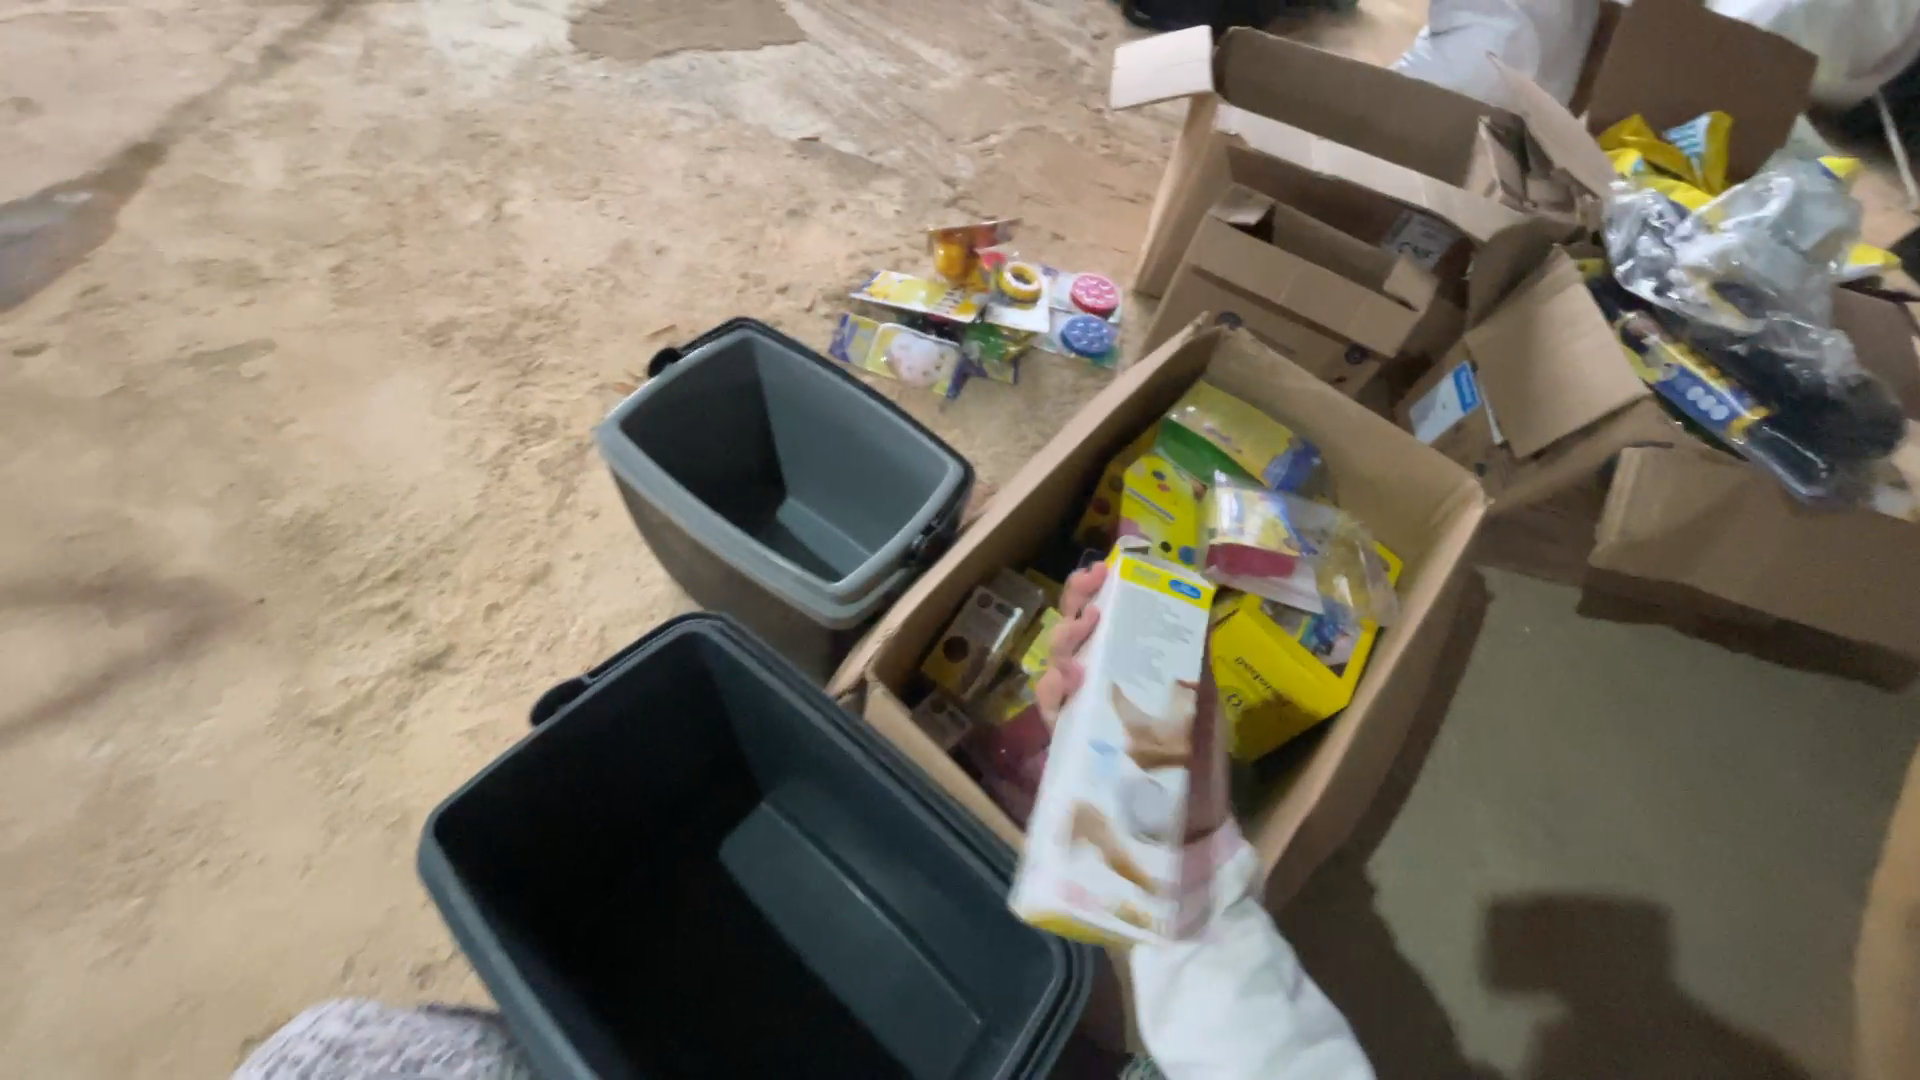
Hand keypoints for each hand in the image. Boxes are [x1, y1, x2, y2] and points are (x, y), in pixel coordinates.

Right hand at [1033, 561, 1231, 844]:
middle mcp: (1096, 676)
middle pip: (1072, 629)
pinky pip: (1049, 707)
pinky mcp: (1070, 737)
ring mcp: (1079, 706)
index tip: (1103, 570)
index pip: (1100, 613)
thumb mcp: (1202, 691)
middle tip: (1090, 591)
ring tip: (1084, 630)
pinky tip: (1069, 681)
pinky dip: (1053, 689)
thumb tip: (1197, 594)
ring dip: (1064, 640)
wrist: (1191, 814)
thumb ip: (1193, 649)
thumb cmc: (1197, 749)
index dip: (1095, 588)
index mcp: (1125, 658)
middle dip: (1075, 603)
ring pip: (1055, 661)